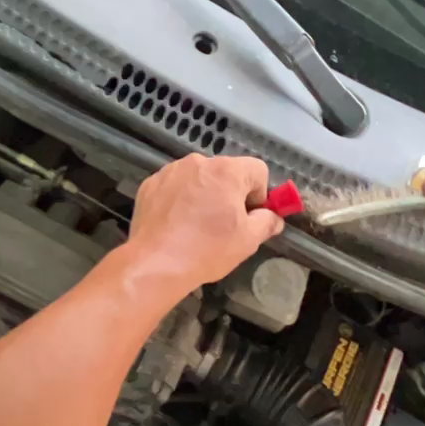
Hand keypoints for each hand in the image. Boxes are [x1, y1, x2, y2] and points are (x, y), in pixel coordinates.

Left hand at [120, 154, 282, 294]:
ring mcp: (171, 170)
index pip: (257, 170)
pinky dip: (179, 199)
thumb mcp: (248, 240)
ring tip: (196, 225)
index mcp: (227, 171)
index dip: (259, 193)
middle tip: (223, 224)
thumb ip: (267, 222)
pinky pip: (175, 185)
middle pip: (226, 172)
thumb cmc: (207, 249)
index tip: (249, 216)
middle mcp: (199, 162)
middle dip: (230, 193)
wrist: (155, 263)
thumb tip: (273, 217)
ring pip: (199, 178)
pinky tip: (175, 223)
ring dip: (204, 194)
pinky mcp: (151, 183)